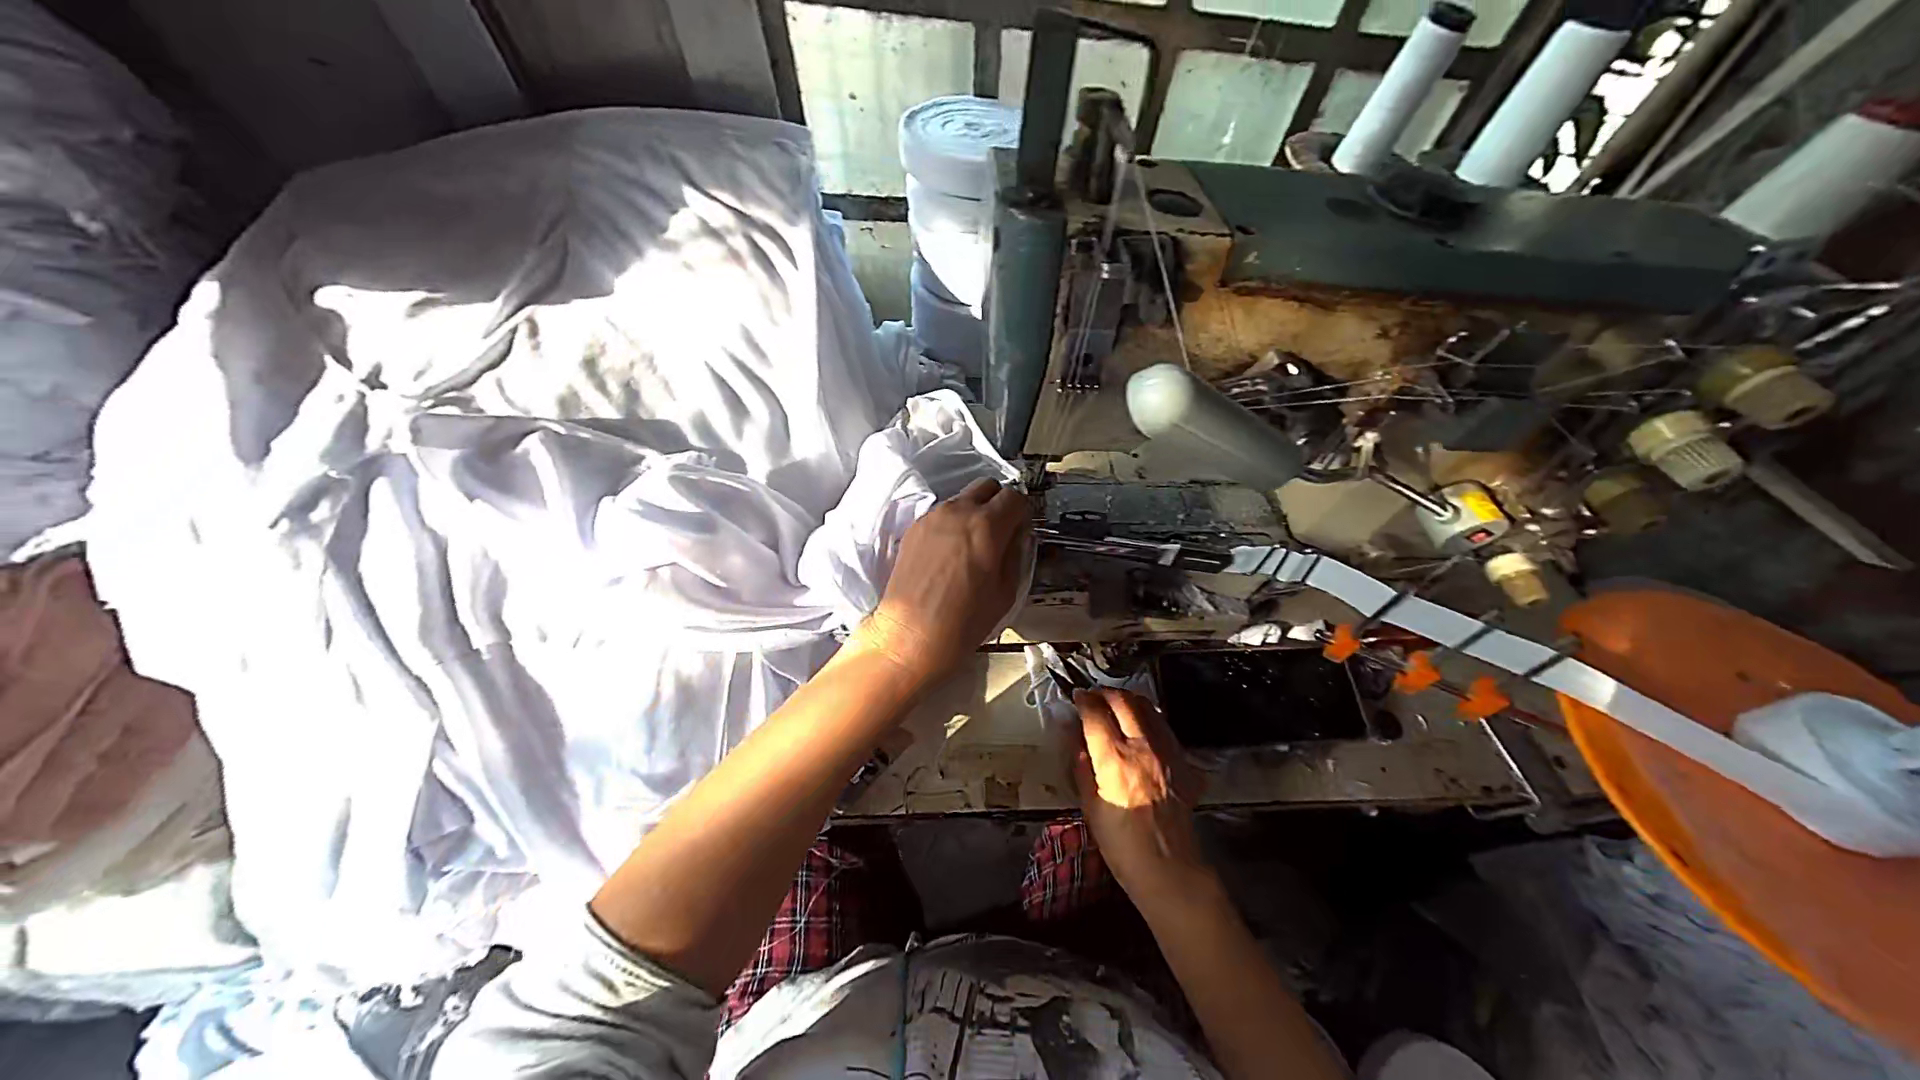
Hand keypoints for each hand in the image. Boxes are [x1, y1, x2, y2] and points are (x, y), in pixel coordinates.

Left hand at [856, 478, 1030, 683]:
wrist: (912, 634)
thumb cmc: (963, 621)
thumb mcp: (1006, 591)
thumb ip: (1015, 554)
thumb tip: (1016, 538)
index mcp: (988, 526)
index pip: (1015, 497)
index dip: (1023, 511)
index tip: (1021, 527)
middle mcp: (958, 512)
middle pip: (987, 486)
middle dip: (998, 502)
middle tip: (1001, 529)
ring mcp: (932, 518)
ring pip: (961, 499)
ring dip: (973, 512)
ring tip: (973, 544)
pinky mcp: (913, 529)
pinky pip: (940, 514)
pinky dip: (951, 523)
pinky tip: (950, 552)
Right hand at [1070, 687, 1208, 902]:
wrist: (1169, 868)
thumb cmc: (1122, 845)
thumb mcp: (1089, 805)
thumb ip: (1081, 763)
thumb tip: (1071, 734)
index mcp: (1114, 759)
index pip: (1095, 712)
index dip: (1083, 700)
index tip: (1076, 697)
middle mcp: (1143, 747)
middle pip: (1124, 701)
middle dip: (1105, 693)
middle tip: (1094, 697)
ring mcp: (1167, 752)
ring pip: (1148, 707)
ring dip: (1128, 700)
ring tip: (1115, 705)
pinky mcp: (1183, 761)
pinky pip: (1164, 726)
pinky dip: (1149, 717)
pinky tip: (1141, 726)